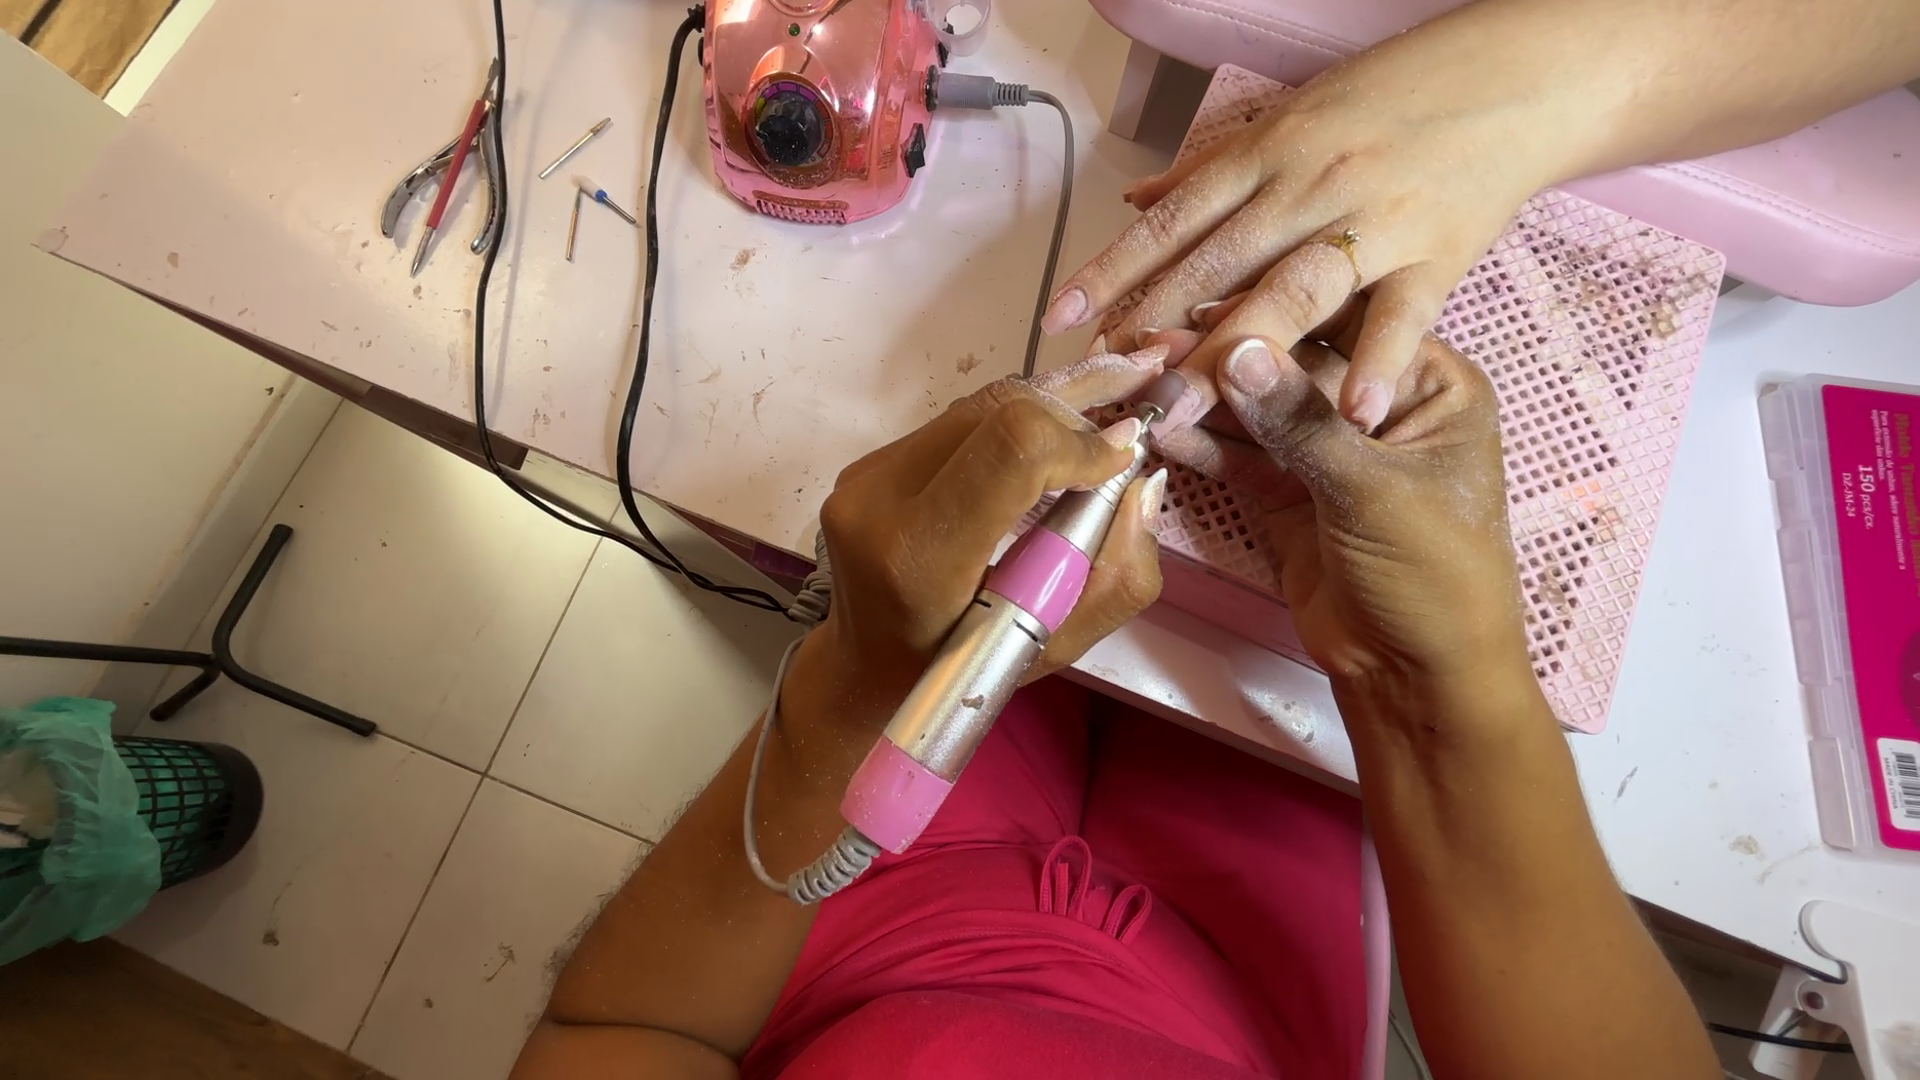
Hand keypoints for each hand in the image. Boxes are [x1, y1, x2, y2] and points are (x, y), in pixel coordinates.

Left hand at [788, 346, 1171, 725]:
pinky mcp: (868, 463)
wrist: (863, 666)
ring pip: (979, 408)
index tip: (1120, 463)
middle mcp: (879, 500)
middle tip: (1117, 438)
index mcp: (920, 557)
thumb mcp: (1052, 649)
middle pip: (999, 412)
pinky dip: (1008, 431)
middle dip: (1071, 422)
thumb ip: (1116, 578)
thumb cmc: (957, 672)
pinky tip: (1042, 449)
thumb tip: (1143, 485)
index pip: (1011, 450)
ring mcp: (866, 474)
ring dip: (1044, 419)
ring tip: (1090, 436)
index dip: (1080, 443)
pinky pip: (957, 424)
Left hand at [1042, 36, 1582, 434]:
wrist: (1525, 70)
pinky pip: (1404, 314)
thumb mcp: (1285, 120)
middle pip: (1217, 263)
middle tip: (1110, 382)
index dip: (1111, 271)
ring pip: (1292, 288)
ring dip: (1238, 350)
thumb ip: (1206, 170)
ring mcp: (1373, 218)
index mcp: (1262, 155)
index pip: (1170, 222)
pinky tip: (1354, 414)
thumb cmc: (1387, 99)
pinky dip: (1381, 362)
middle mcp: (1306, 185)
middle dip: (1155, 325)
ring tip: (1188, 405)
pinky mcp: (1440, 251)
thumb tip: (1134, 197)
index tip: (1060, 319)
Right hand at [1152, 307, 1532, 709]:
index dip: (1276, 315)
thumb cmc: (1429, 571)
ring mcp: (1322, 450)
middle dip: (1227, 364)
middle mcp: (1372, 405)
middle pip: (1289, 370)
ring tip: (1151, 386)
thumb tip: (1236, 350)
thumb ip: (1299, 420)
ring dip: (1205, 405)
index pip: (1344, 328)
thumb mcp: (1371, 488)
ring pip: (1257, 414)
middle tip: (1161, 348)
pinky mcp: (1285, 489)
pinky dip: (1204, 448)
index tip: (1206, 307)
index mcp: (1426, 384)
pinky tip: (1165, 433)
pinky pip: (1240, 458)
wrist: (1409, 671)